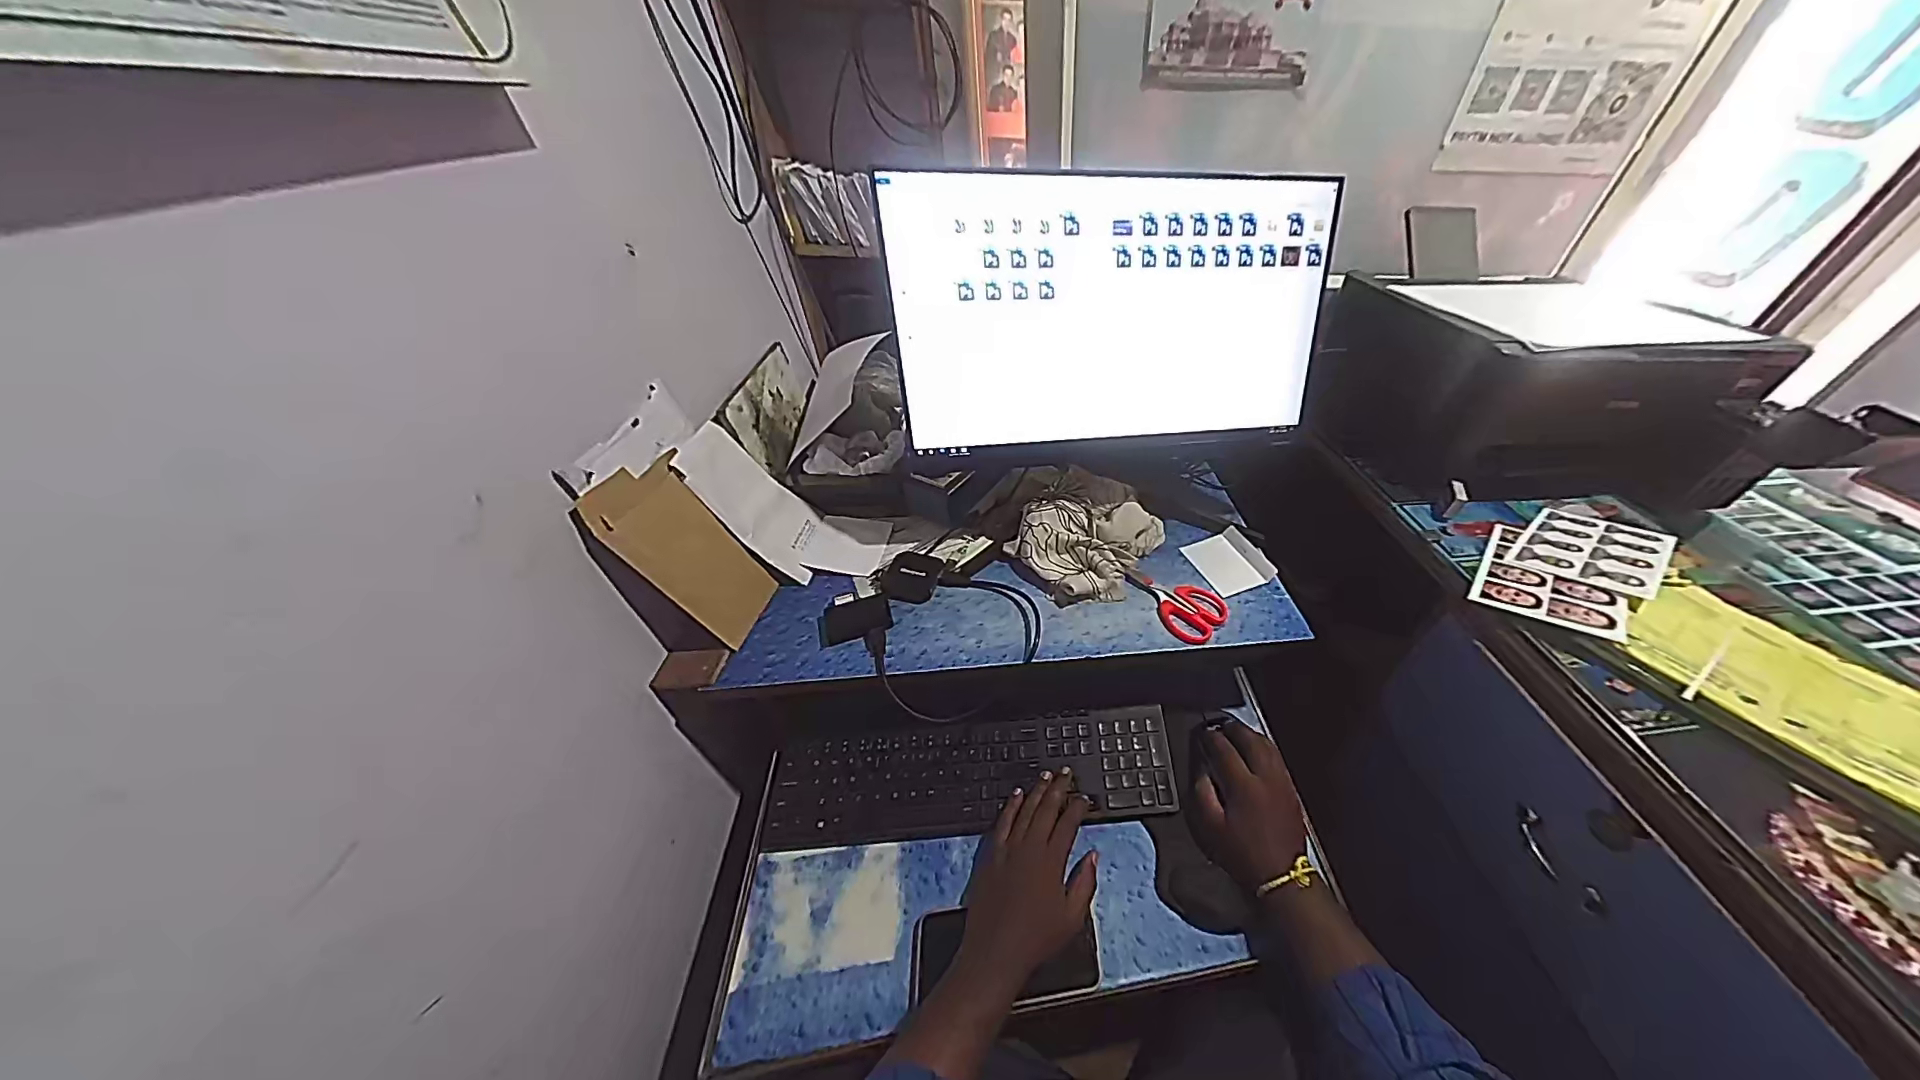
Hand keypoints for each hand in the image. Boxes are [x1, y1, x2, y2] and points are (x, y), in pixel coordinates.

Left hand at [956, 769, 1098, 990]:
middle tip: (1066, 774)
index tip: (1085, 798)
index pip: (1068, 824)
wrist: (995, 951)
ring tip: (1045, 776)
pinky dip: (1011, 806)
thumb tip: (1092, 857)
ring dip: (1036, 791)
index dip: (1078, 807)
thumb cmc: (1035, 939)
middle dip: (1058, 788)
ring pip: (1025, 810)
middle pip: (1046, 809)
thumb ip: (1085, 882)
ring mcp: (1008, 850)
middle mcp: (1029, 849)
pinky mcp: (991, 855)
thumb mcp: (1072, 917)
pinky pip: (1002, 822)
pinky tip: (1017, 796)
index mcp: (1051, 862)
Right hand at [1189, 721, 1307, 892]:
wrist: (1280, 875)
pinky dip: (1264, 746)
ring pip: (1268, 746)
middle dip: (1232, 729)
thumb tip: (1202, 771)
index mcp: (1243, 787)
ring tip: (1236, 732)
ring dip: (1250, 734)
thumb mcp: (1210, 826)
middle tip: (1219, 726)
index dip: (1210, 738)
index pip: (1224, 749)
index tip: (1202, 735)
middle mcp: (1266, 779)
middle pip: (1250, 740)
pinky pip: (1278, 758)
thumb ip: (1202, 793)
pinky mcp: (1291, 790)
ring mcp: (1282, 783)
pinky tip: (1256, 749)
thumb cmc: (1243, 854)